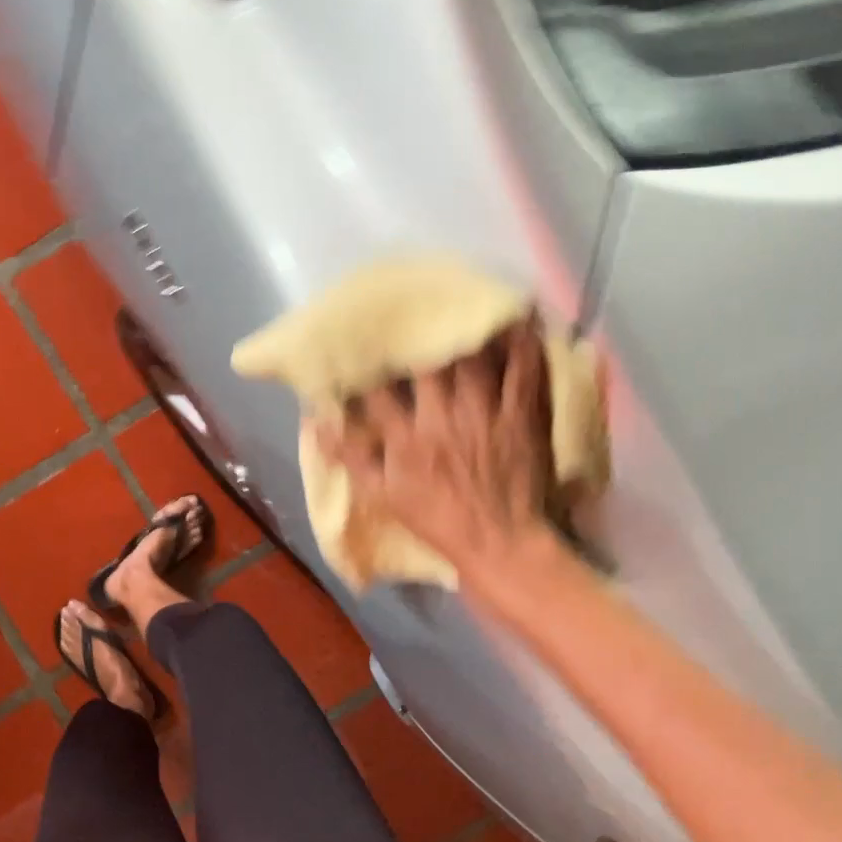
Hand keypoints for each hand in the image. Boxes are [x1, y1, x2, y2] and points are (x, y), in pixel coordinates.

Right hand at [315, 317, 558, 577]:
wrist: (498, 541)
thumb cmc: (436, 518)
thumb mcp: (382, 494)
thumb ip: (351, 457)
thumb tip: (317, 423)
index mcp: (406, 438)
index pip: (379, 392)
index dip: (368, 364)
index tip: (359, 341)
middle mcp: (442, 419)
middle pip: (430, 365)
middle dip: (422, 335)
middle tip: (419, 307)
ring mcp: (485, 415)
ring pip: (476, 361)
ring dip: (470, 330)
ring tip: (466, 300)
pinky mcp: (521, 418)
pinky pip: (524, 373)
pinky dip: (523, 345)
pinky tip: (519, 319)